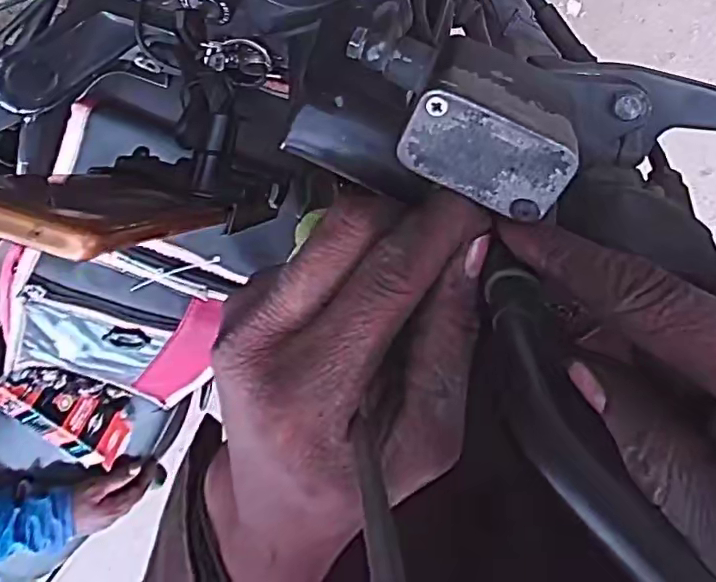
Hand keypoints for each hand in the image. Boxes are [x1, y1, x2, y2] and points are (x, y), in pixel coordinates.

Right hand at [69, 461, 161, 533]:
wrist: (48, 521)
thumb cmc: (73, 501)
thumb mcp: (96, 486)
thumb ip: (118, 477)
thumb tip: (138, 466)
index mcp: (116, 508)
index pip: (139, 490)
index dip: (148, 474)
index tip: (153, 460)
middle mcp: (114, 515)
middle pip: (134, 495)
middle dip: (141, 478)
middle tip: (143, 461)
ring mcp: (105, 518)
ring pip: (125, 498)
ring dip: (131, 482)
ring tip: (131, 466)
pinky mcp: (97, 516)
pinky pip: (116, 500)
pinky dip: (121, 488)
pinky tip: (117, 480)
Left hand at [206, 191, 490, 581]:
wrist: (271, 500)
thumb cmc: (350, 483)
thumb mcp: (427, 439)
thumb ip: (450, 344)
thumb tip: (468, 258)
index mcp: (306, 394)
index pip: (384, 280)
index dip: (437, 232)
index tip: (470, 214)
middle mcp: (261, 343)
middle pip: (347, 228)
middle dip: (411, 215)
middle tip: (449, 230)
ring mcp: (245, 313)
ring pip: (330, 227)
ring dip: (383, 230)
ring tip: (410, 272)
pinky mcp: (245, 296)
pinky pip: (314, 246)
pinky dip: (355, 253)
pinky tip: (366, 292)